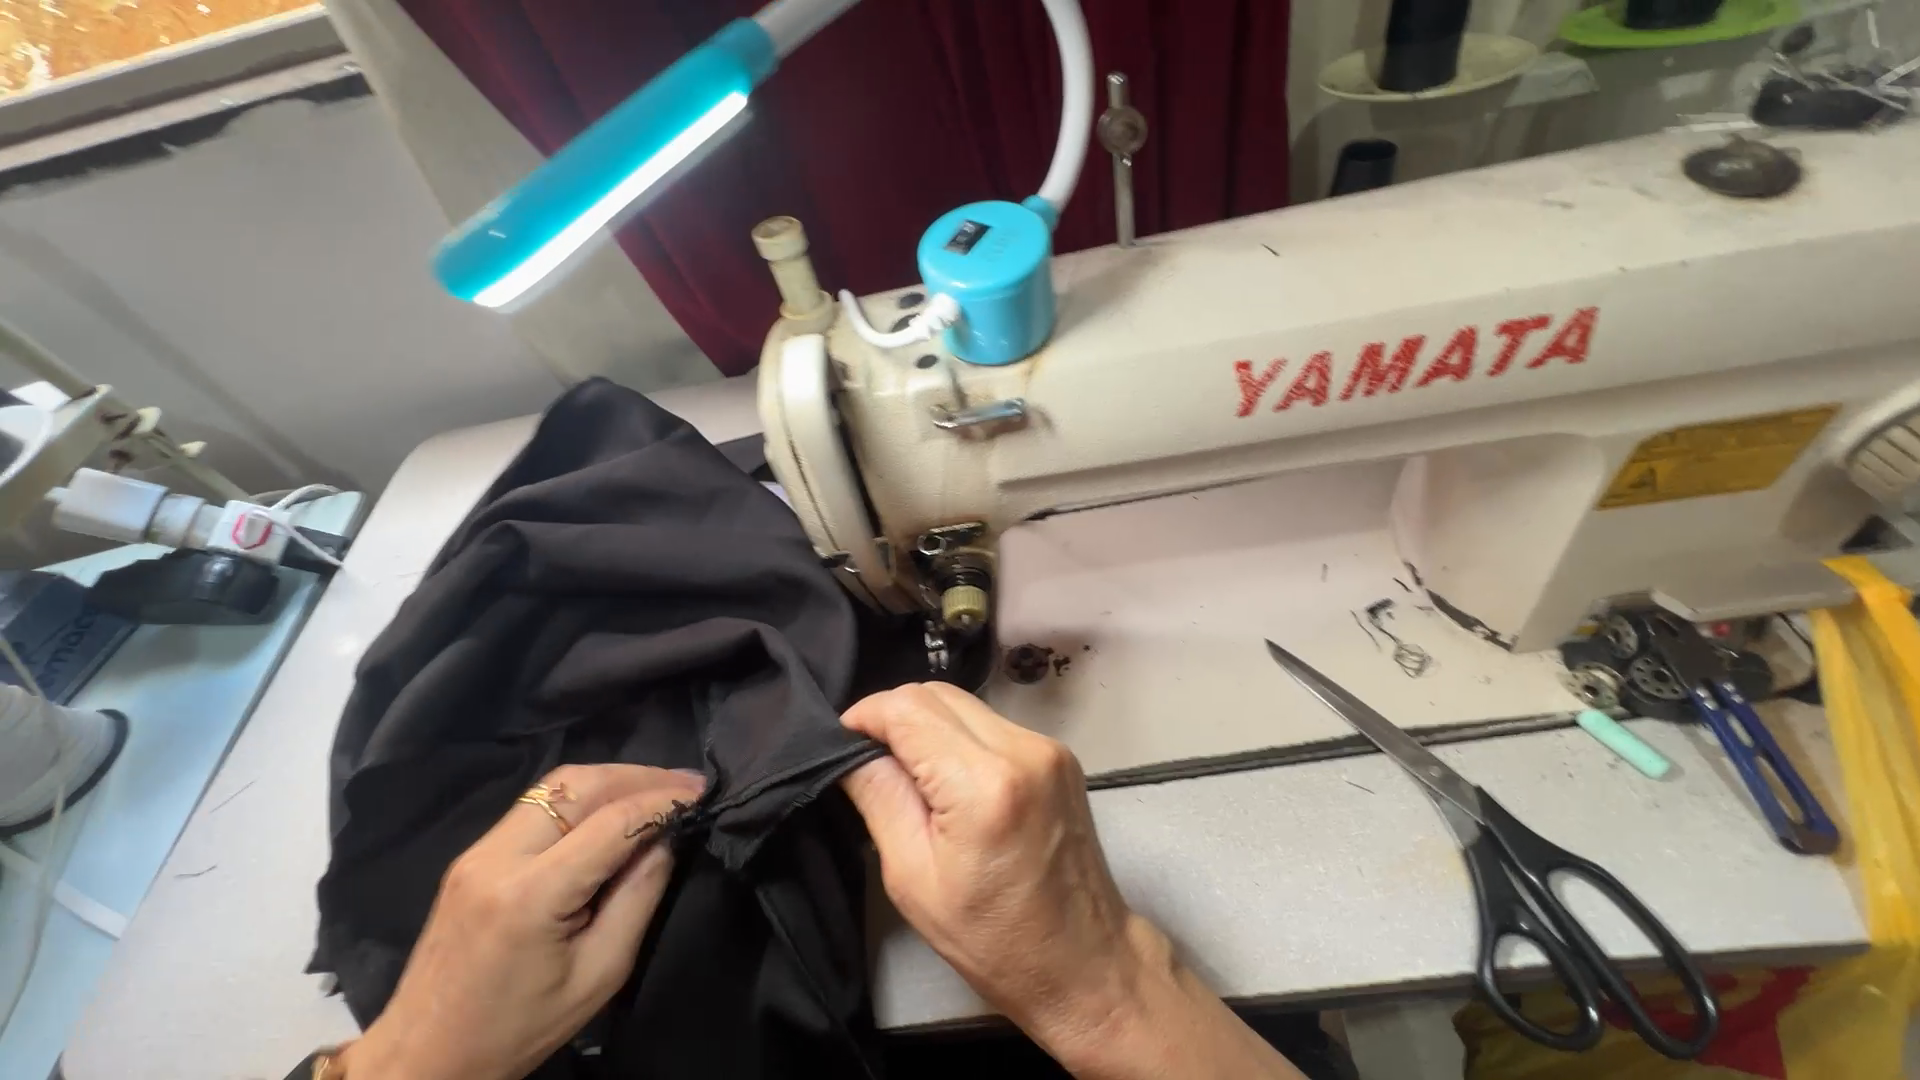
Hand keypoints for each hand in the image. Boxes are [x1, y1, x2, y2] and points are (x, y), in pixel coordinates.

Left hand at [338, 764, 705, 1079]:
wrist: (421, 1061)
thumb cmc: (519, 1029)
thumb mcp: (600, 973)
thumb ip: (639, 896)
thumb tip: (666, 837)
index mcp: (530, 895)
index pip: (612, 822)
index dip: (663, 800)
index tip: (703, 793)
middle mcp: (498, 857)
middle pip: (581, 784)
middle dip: (641, 776)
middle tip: (687, 784)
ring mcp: (478, 851)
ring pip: (558, 785)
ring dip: (614, 778)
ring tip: (658, 789)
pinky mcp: (473, 854)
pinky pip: (539, 804)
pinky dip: (586, 794)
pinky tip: (614, 806)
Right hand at [838, 683, 1155, 1059]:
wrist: (1084, 960)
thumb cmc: (992, 938)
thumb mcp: (912, 877)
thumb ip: (879, 796)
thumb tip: (852, 749)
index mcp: (983, 783)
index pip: (908, 707)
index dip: (867, 714)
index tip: (844, 742)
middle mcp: (1022, 748)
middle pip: (937, 693)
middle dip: (895, 716)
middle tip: (872, 760)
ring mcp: (1047, 746)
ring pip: (964, 704)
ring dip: (928, 725)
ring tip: (910, 774)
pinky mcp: (1059, 754)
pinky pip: (991, 723)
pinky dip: (960, 737)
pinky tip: (950, 778)